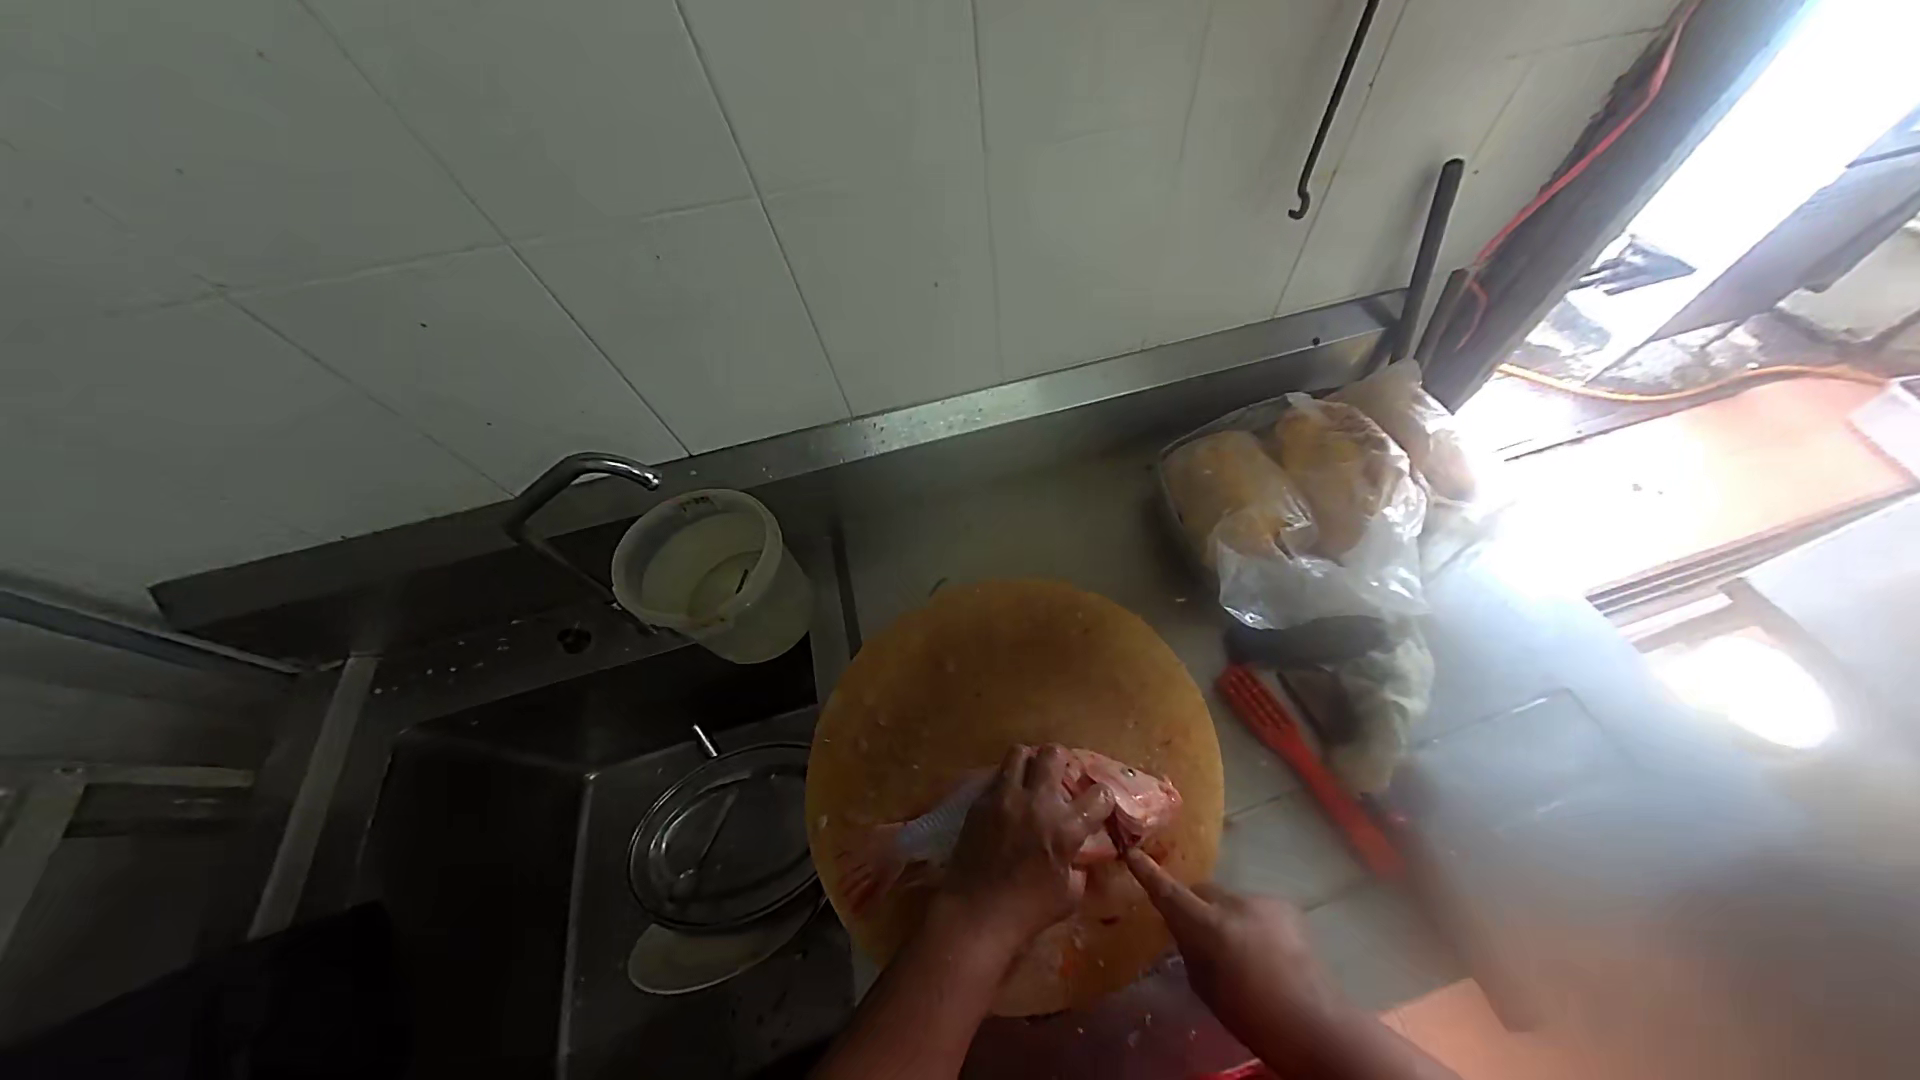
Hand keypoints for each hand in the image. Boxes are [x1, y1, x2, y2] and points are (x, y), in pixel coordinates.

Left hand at [937, 744, 1115, 951]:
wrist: (977, 912)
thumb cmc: (1029, 911)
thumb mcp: (1070, 893)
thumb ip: (1080, 863)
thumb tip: (1081, 849)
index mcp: (1066, 828)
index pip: (1099, 794)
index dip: (1102, 798)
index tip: (1097, 804)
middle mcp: (1038, 802)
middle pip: (1054, 754)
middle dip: (1063, 761)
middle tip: (1061, 776)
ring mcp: (1006, 796)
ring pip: (1020, 753)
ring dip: (1030, 762)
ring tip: (1031, 778)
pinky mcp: (981, 800)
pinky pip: (997, 775)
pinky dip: (1007, 780)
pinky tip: (1009, 797)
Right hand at [1124, 849, 1348, 1052]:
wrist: (1320, 1027)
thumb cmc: (1255, 1018)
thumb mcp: (1207, 988)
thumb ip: (1192, 952)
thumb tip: (1187, 934)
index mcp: (1208, 927)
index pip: (1169, 893)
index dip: (1148, 874)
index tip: (1132, 854)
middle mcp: (1233, 904)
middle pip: (1201, 893)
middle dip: (1196, 907)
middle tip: (1201, 937)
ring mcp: (1261, 902)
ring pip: (1230, 901)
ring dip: (1228, 918)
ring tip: (1244, 953)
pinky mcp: (1285, 906)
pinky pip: (1255, 909)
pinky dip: (1253, 924)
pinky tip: (1270, 953)